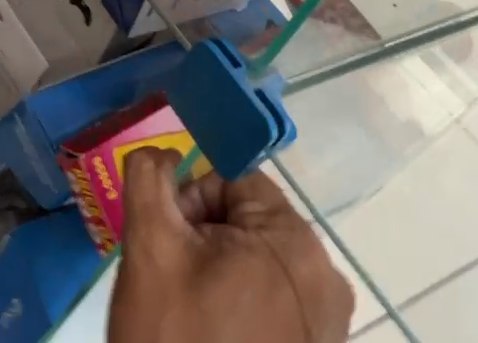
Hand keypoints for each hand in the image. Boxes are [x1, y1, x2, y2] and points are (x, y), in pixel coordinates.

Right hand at [110, 149, 353, 342]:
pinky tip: (214, 329)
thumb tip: (159, 153)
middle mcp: (328, 277)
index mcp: (296, 243)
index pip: (234, 179)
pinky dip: (240, 300)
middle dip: (204, 234)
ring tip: (191, 305)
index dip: (191, 199)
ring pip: (257, 257)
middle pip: (248, 218)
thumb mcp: (149, 245)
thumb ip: (148, 178)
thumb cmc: (175, 335)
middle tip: (176, 274)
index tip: (170, 238)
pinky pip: (273, 295)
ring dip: (219, 266)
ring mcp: (329, 321)